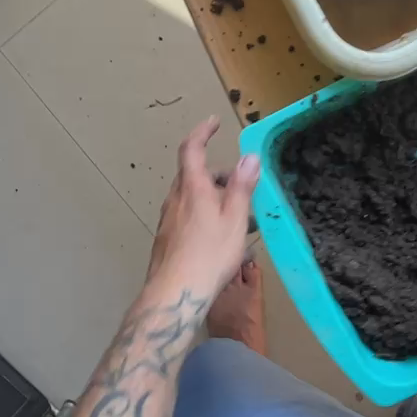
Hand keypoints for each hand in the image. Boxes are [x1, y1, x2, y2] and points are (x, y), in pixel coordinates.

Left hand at [149, 117, 259, 300]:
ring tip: (236, 215)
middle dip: (215, 173)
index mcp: (191, 188)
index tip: (213, 122)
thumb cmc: (209, 254)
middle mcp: (175, 199)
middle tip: (238, 183)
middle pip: (193, 174)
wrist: (175, 294)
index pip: (192, 149)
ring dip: (212, 197)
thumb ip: (241, 186)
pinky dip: (204, 214)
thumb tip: (249, 156)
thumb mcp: (234, 219)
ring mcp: (168, 219)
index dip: (202, 132)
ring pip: (190, 197)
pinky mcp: (167, 239)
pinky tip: (219, 237)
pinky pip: (186, 215)